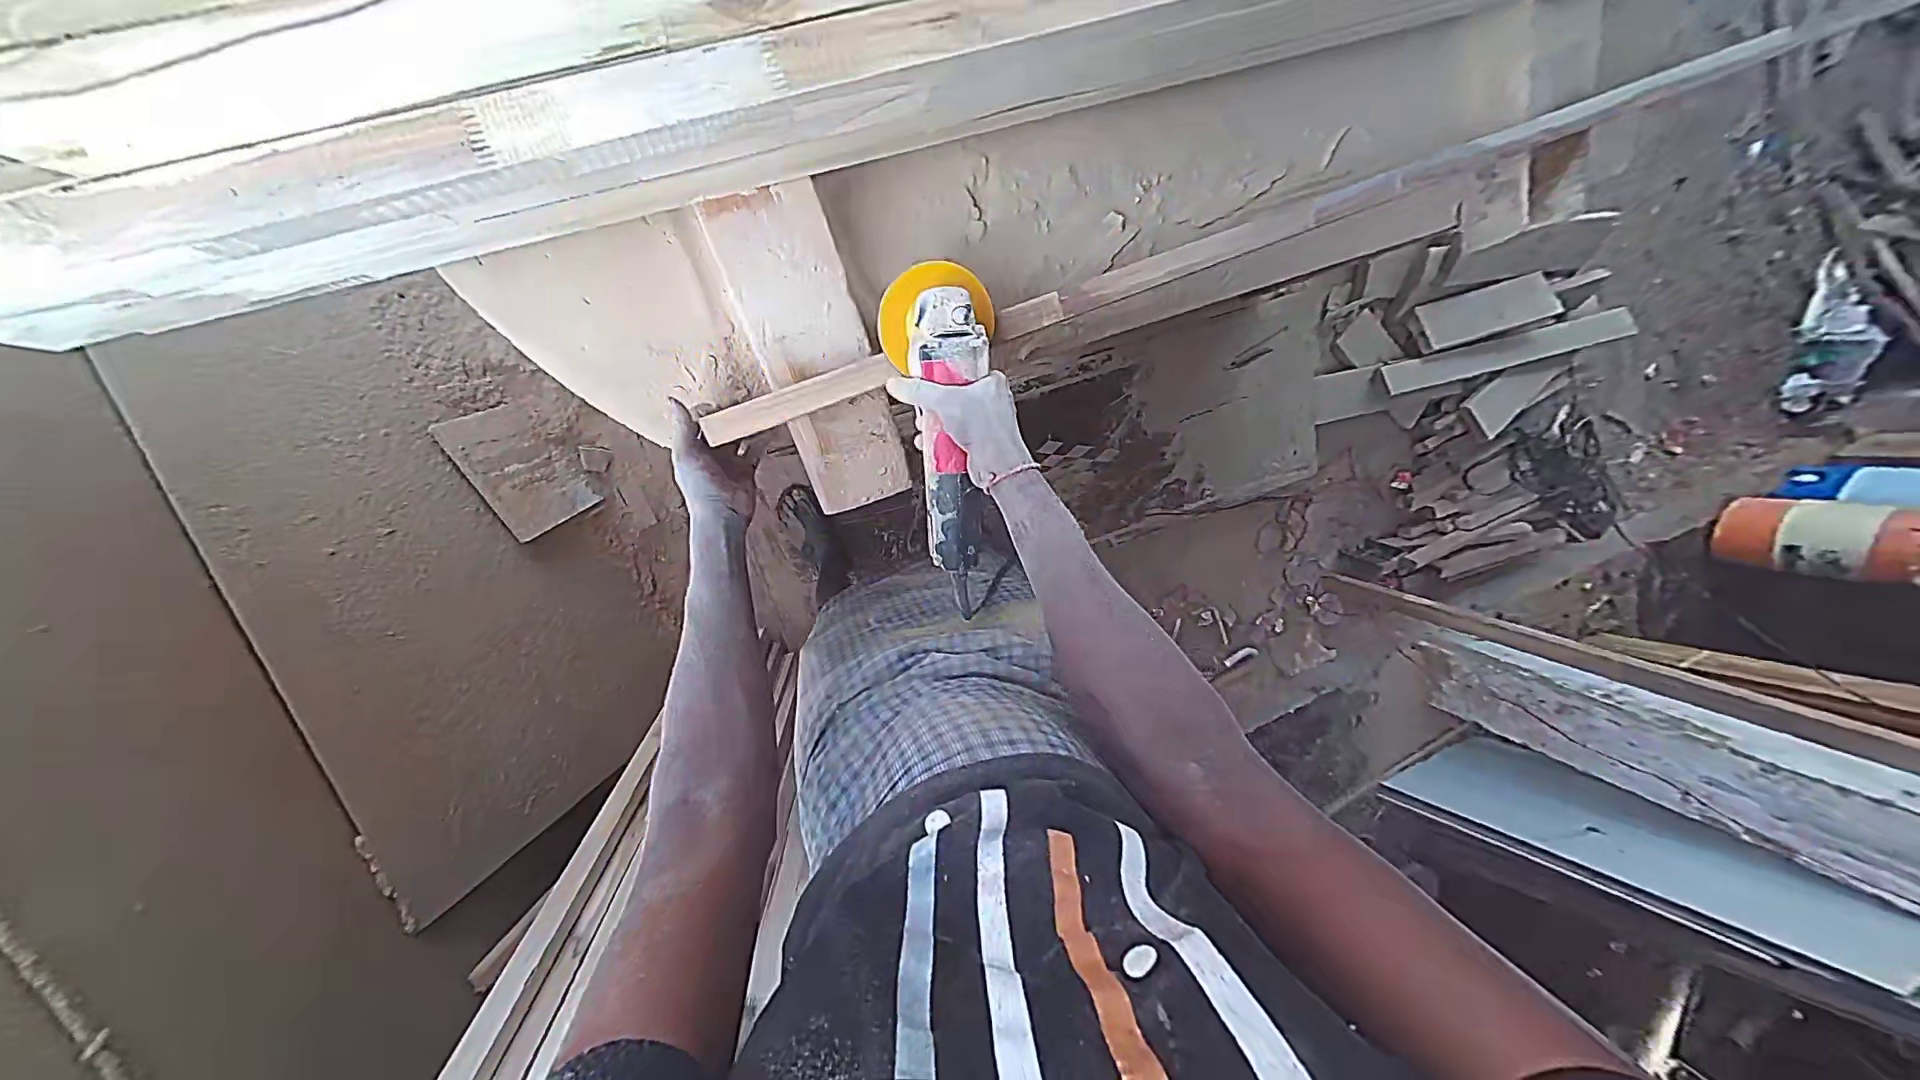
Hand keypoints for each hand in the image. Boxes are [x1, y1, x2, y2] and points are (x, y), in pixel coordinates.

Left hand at [667, 399, 755, 528]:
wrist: (722, 516)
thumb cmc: (699, 489)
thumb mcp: (685, 455)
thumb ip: (682, 428)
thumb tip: (672, 400)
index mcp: (692, 448)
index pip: (699, 422)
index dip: (707, 411)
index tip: (718, 405)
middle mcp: (711, 453)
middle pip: (720, 427)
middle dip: (729, 415)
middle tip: (740, 402)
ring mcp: (730, 460)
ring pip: (739, 436)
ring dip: (745, 425)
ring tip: (755, 411)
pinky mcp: (746, 469)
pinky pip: (755, 450)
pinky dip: (762, 439)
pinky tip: (767, 428)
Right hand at [885, 372, 1034, 489]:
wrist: (997, 466)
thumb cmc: (987, 430)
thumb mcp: (944, 401)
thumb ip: (918, 391)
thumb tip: (898, 384)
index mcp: (991, 381)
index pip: (961, 372)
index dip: (941, 378)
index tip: (927, 383)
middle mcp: (991, 401)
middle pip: (952, 398)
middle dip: (933, 408)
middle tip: (924, 411)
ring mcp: (986, 423)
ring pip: (952, 420)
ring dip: (935, 426)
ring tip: (926, 429)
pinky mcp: (980, 443)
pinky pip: (956, 437)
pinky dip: (943, 441)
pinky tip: (933, 444)